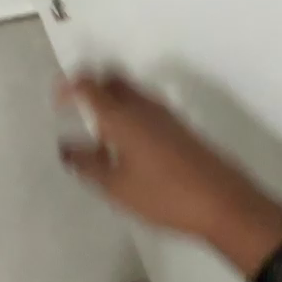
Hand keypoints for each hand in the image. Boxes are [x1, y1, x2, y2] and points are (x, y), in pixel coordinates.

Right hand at [58, 72, 281, 272]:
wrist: (225, 204)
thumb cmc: (164, 195)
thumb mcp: (116, 187)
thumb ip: (87, 165)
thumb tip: (65, 149)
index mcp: (120, 115)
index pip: (87, 84)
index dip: (67, 86)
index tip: (57, 101)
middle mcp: (141, 105)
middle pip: (111, 77)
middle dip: (91, 86)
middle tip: (79, 108)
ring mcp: (164, 113)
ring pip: (130, 91)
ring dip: (112, 101)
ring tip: (105, 137)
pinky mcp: (180, 125)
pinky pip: (145, 105)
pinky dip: (130, 113)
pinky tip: (131, 148)